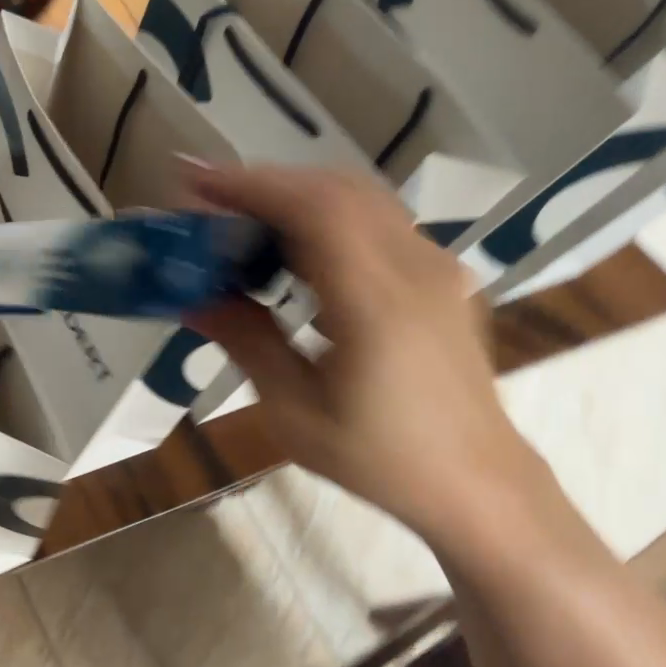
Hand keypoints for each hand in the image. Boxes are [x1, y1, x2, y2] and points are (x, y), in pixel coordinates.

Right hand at [183, 164, 542, 541]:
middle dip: (264, 185)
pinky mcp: (438, 281)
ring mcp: (435, 272)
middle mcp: (416, 271)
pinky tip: (285, 250)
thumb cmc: (377, 458)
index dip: (250, 187)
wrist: (474, 481)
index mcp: (377, 304)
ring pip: (360, 201)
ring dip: (293, 198)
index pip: (316, 211)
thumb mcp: (293, 410)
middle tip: (201, 201)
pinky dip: (321, 220)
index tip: (191, 184)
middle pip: (339, 191)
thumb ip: (247, 342)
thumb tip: (193, 299)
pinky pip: (375, 226)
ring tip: (233, 220)